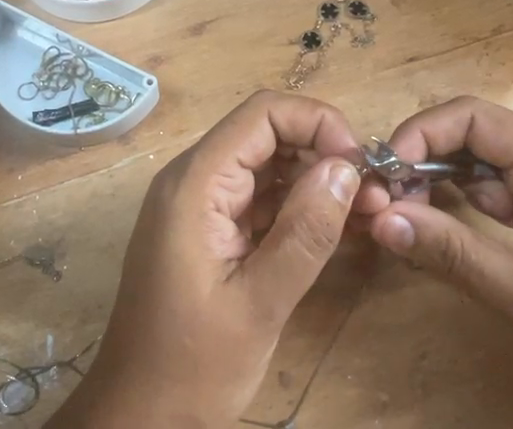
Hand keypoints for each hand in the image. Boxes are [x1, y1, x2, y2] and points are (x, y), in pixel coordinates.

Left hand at [50, 91, 384, 427]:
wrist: (138, 416)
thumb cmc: (191, 365)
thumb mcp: (258, 303)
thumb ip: (304, 234)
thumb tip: (346, 168)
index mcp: (195, 184)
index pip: (262, 114)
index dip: (317, 123)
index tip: (360, 166)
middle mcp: (195, 180)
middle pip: (267, 135)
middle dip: (324, 154)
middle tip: (375, 198)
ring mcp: (201, 206)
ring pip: (268, 167)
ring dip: (317, 182)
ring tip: (367, 214)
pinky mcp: (211, 231)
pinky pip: (261, 201)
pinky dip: (299, 209)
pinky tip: (339, 230)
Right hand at [368, 97, 512, 428]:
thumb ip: (452, 253)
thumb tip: (378, 218)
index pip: (476, 118)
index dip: (421, 134)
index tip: (383, 173)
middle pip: (477, 137)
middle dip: (425, 160)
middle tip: (383, 200)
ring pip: (485, 168)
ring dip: (441, 186)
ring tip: (401, 215)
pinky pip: (503, 197)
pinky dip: (466, 209)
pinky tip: (438, 229)